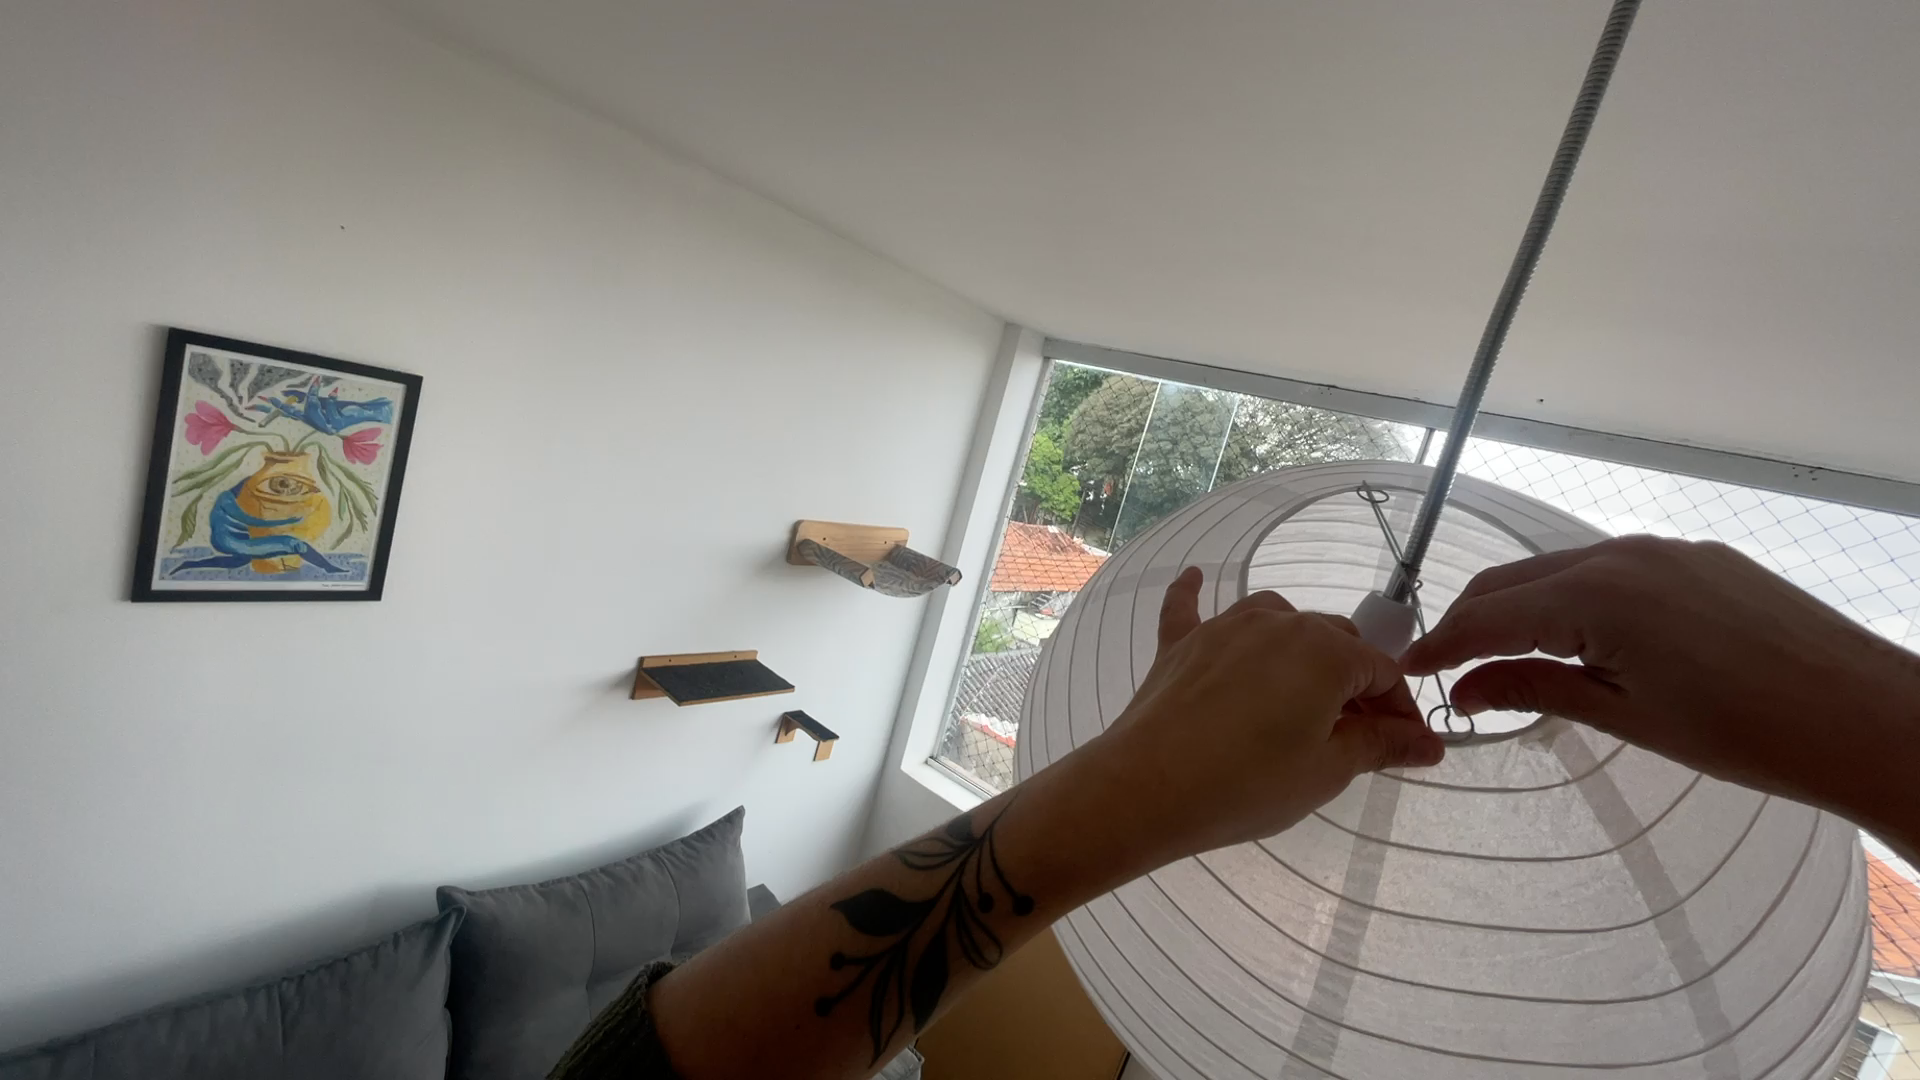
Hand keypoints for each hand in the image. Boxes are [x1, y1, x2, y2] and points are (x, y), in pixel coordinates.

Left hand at [1085, 567, 1444, 863]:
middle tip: (1358, 732)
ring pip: (1274, 616)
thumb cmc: (1249, 782)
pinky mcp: (1178, 643)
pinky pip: (1187, 606)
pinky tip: (1196, 576)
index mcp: (1323, 650)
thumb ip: (1379, 744)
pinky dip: (1194, 592)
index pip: (1381, 671)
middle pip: (1332, 640)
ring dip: (1297, 645)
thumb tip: (1428, 741)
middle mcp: (1274, 622)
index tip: (1405, 746)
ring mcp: (1221, 628)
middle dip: (1354, 681)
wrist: (1150, 784)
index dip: (1399, 710)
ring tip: (1304, 688)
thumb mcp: (1326, 769)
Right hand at [1402, 535, 1919, 839]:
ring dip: (1515, 608)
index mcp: (1595, 595)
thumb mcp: (1623, 716)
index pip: (1486, 616)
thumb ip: (1529, 691)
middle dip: (1468, 622)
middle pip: (1506, 582)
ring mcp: (1659, 549)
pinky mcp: (1693, 556)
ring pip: (1550, 571)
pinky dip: (1566, 598)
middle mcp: (1617, 555)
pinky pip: (1601, 568)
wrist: (1889, 725)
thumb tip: (1460, 694)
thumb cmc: (1749, 734)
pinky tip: (1576, 634)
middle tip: (1448, 665)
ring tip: (1506, 653)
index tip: (1407, 668)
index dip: (1439, 644)